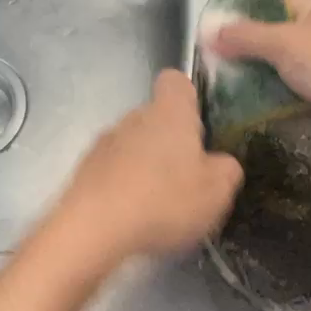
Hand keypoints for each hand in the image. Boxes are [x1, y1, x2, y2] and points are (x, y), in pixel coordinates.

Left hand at [50, 70, 243, 259]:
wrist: (93, 229)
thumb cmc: (163, 200)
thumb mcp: (216, 191)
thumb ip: (227, 170)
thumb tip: (221, 163)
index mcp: (169, 113)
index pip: (176, 81)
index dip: (189, 98)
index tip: (198, 127)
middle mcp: (133, 117)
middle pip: (157, 119)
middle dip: (171, 144)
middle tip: (188, 180)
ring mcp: (103, 143)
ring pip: (133, 147)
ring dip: (146, 168)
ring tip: (158, 207)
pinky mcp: (84, 172)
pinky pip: (113, 172)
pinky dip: (124, 189)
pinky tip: (131, 219)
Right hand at [203, 0, 310, 150]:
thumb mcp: (284, 42)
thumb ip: (245, 36)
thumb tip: (208, 30)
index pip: (270, 6)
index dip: (240, 18)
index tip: (210, 34)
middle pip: (273, 41)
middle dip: (244, 54)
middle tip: (209, 67)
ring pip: (279, 71)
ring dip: (254, 81)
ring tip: (218, 90)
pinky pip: (289, 97)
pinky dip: (270, 103)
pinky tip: (242, 110)